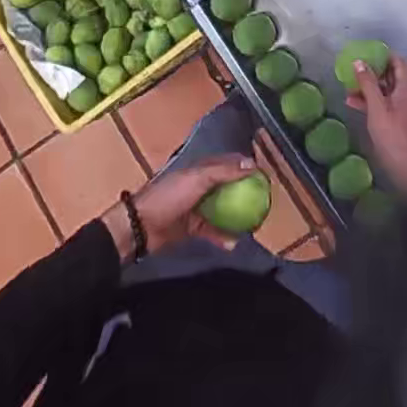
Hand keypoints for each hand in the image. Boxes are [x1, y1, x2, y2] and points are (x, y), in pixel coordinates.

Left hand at [102, 154, 258, 261]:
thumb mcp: (197, 180)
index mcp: (199, 169)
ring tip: (254, 225)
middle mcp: (199, 185)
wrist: (142, 227)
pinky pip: (212, 231)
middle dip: (244, 194)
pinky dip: (223, 236)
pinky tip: (235, 243)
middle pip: (227, 187)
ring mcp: (195, 207)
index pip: (227, 163)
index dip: (244, 167)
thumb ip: (223, 172)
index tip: (264, 176)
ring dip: (236, 217)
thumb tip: (252, 164)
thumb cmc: (169, 197)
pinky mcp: (192, 227)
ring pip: (222, 210)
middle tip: (264, 203)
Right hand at [346, 53, 406, 200]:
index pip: (398, 62)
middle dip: (372, 71)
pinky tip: (352, 102)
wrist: (405, 166)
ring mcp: (403, 107)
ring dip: (368, 87)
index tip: (365, 52)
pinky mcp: (397, 119)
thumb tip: (359, 61)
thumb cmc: (392, 134)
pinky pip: (383, 102)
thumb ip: (368, 83)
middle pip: (390, 74)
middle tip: (353, 68)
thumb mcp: (376, 107)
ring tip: (347, 87)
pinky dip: (369, 100)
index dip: (383, 55)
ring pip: (385, 89)